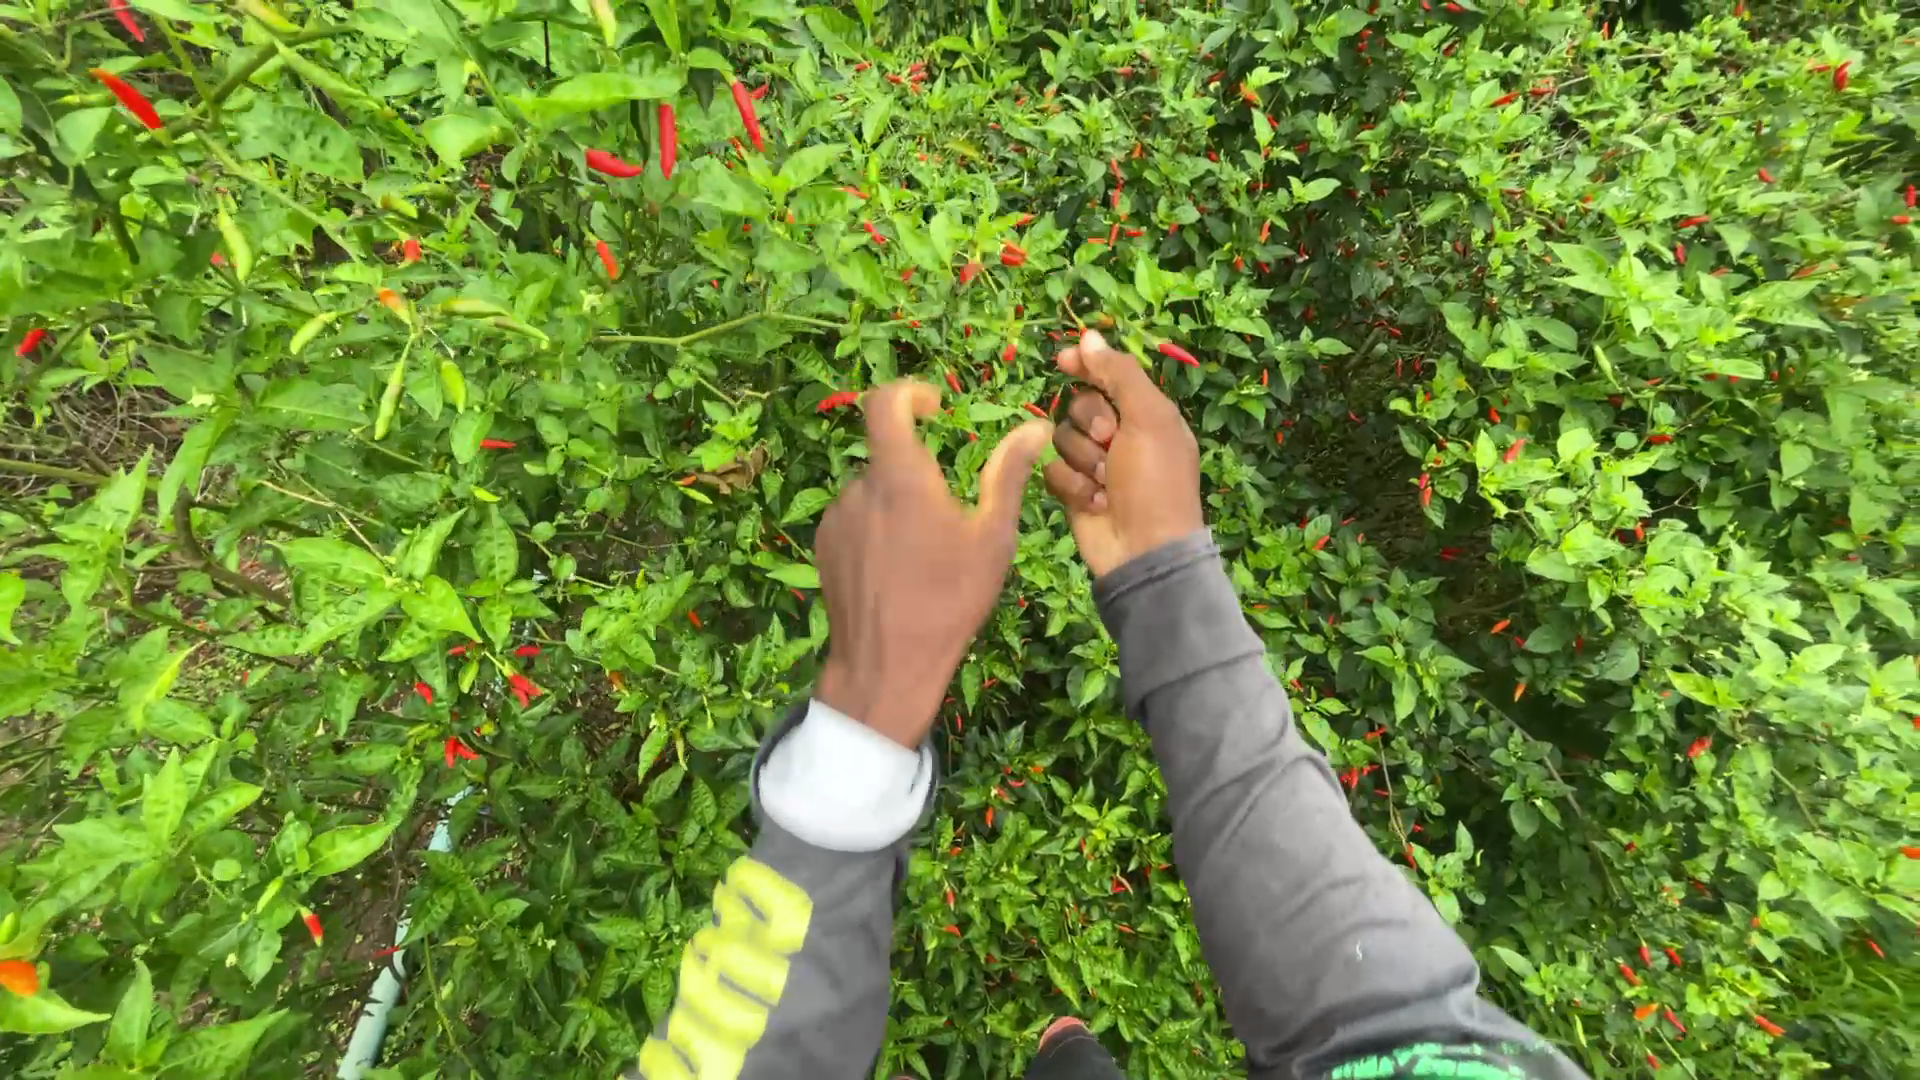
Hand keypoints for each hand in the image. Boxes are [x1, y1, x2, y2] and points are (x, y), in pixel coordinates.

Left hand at [814, 381, 1052, 747]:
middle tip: (947, 518)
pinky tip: (894, 571)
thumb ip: (1008, 475)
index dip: (910, 393)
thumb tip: (1034, 428)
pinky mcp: (823, 546)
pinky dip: (875, 527)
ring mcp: (835, 519)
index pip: (885, 402)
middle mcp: (858, 488)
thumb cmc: (949, 601)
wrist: (887, 667)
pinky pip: (853, 518)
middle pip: (887, 456)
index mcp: (899, 477)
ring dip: (897, 504)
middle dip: (917, 471)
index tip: (935, 409)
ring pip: (872, 491)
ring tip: (922, 555)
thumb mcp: (991, 540)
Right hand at [1042, 329, 1203, 578]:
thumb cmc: (1156, 481)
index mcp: (1146, 414)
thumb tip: (1088, 335)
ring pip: (1061, 439)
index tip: (1063, 359)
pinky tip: (1095, 503)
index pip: (1108, 377)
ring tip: (1106, 483)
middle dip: (1091, 424)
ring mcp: (1093, 464)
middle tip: (1111, 443)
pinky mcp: (1072, 491)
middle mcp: (1119, 436)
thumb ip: (1119, 373)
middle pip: (1079, 405)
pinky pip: (1053, 471)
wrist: (1142, 549)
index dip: (1086, 365)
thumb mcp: (1149, 418)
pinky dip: (1072, 486)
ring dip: (1083, 461)